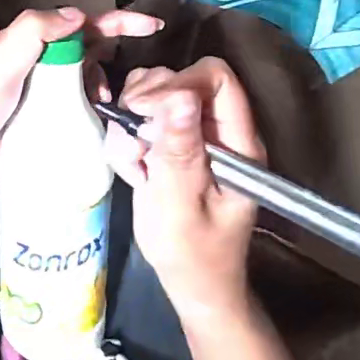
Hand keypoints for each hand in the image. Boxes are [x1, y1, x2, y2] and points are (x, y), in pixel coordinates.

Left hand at [0, 7, 163, 202]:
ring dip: (100, 83)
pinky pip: (72, 99)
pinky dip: (89, 103)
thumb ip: (33, 32)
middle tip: (130, 84)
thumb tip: (77, 15)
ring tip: (107, 105)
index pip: (75, 22)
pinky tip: (95, 117)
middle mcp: (30, 58)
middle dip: (110, 57)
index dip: (114, 21)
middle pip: (82, 47)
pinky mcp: (36, 111)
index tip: (150, 25)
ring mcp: (34, 85)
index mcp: (22, 40)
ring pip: (80, 74)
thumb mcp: (0, 63)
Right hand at [105, 59, 266, 327]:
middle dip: (144, 106)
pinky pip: (137, 113)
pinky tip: (130, 164)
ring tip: (133, 160)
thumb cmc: (193, 253)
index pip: (213, 77)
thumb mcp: (180, 205)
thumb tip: (179, 95)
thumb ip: (179, 150)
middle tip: (134, 146)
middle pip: (176, 78)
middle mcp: (215, 128)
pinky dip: (124, 133)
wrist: (192, 281)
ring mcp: (191, 133)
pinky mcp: (168, 140)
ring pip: (152, 91)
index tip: (145, 118)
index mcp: (236, 142)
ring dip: (130, 123)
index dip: (175, 85)